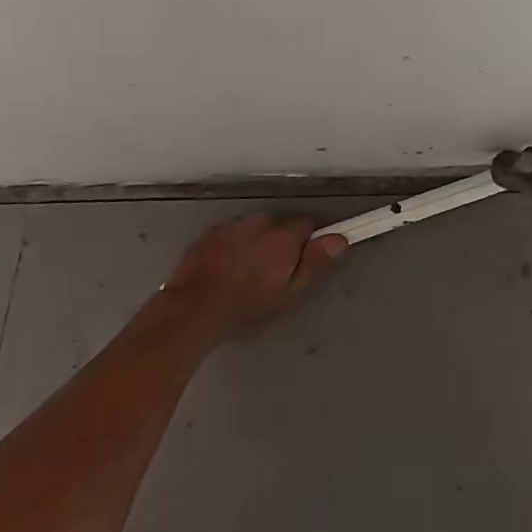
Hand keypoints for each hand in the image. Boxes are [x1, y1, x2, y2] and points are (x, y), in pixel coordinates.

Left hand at [158, 213, 347, 345]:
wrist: (192, 310)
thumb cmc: (247, 305)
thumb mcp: (289, 292)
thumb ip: (315, 262)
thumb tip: (340, 239)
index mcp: (284, 235)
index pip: (311, 222)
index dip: (314, 237)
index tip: (310, 255)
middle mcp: (261, 221)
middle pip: (283, 225)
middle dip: (285, 242)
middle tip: (277, 271)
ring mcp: (234, 224)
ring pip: (258, 228)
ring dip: (260, 242)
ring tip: (250, 272)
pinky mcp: (211, 231)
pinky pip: (234, 232)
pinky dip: (237, 244)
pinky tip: (229, 267)